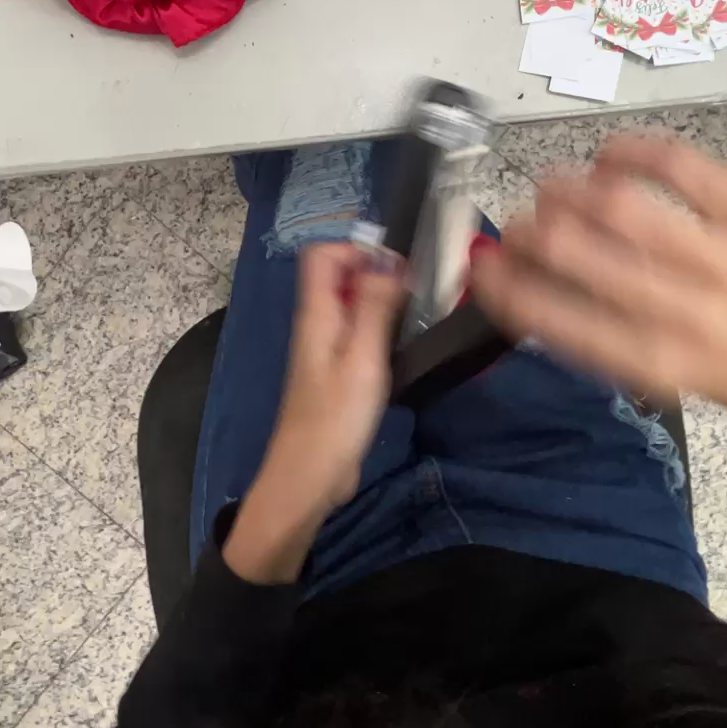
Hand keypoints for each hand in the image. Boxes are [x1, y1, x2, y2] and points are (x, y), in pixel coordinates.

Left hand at [224, 243, 401, 583]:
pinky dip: (380, 329)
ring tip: (417, 313)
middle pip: (339, 277)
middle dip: (377, 272)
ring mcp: (326, 350)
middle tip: (418, 290)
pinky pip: (358, 334)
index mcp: (316, 314)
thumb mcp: (361, 358)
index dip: (357, 249)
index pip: (322, 255)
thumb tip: (388, 261)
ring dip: (383, 300)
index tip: (398, 265)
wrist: (309, 478)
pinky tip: (404, 346)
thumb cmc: (335, 420)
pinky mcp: (338, 374)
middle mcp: (317, 325)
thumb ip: (373, 306)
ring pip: (352, 305)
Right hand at [468, 135, 726, 532]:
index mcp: (660, 367)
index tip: (481, 270)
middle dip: (524, 232)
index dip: (502, 286)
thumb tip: (553, 292)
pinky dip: (637, 152)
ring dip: (566, 190)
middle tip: (513, 226)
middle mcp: (687, 313)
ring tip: (548, 186)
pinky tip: (609, 152)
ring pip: (620, 207)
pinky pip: (688, 170)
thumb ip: (619, 342)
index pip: (552, 317)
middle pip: (574, 251)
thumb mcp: (686, 392)